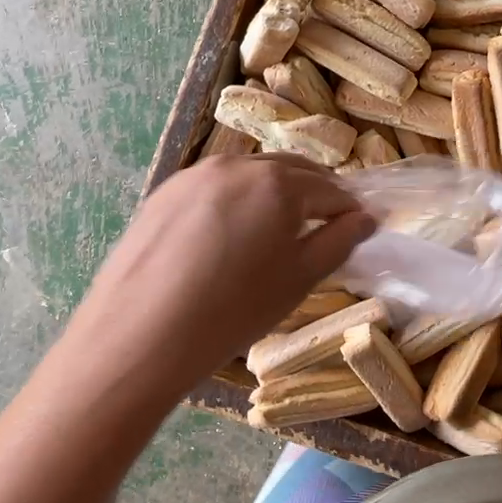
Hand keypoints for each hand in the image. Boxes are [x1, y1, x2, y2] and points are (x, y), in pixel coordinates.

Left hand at [61, 153, 375, 389]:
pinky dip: (236, 200)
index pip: (330, 189)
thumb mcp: (298, 280)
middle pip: (291, 170)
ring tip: (275, 233)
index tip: (356, 230)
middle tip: (322, 228)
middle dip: (314, 194)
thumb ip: (337, 242)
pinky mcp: (165, 191)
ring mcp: (196, 174)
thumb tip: (365, 219)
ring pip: (251, 174)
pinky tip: (230, 236)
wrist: (136, 338)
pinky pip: (216, 186)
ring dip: (273, 194)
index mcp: (279, 182)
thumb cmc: (231, 312)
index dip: (348, 211)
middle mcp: (239, 164)